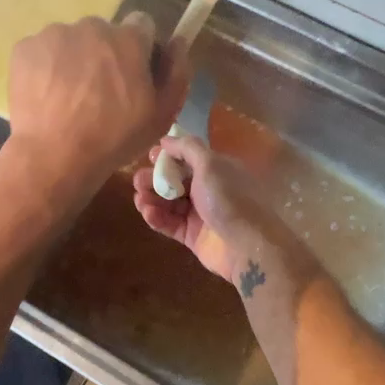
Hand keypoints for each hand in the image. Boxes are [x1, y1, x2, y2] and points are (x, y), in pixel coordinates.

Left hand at [8, 14, 189, 185]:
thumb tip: (178, 43)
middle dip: (105, 56)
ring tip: (70, 100)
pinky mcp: (25, 49)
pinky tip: (47, 99)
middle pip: (104, 34)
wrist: (55, 156)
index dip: (141, 50)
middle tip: (99, 95)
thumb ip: (177, 74)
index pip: (142, 25)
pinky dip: (46, 69)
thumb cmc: (114, 139)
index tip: (134, 76)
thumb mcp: (161, 115)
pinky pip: (42, 52)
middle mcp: (92, 26)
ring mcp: (54, 35)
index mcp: (129, 39)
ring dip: (75, 61)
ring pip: (71, 42)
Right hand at [133, 135, 295, 285]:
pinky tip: (147, 212)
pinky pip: (169, 224)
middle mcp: (208, 190)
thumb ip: (187, 148)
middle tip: (138, 181)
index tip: (150, 157)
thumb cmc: (229, 199)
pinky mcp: (192, 236)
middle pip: (175, 181)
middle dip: (154, 179)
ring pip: (169, 203)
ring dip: (152, 198)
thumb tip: (166, 140)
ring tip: (139, 199)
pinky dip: (157, 217)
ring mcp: (200, 214)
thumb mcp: (210, 164)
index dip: (168, 157)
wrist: (246, 245)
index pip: (187, 158)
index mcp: (216, 170)